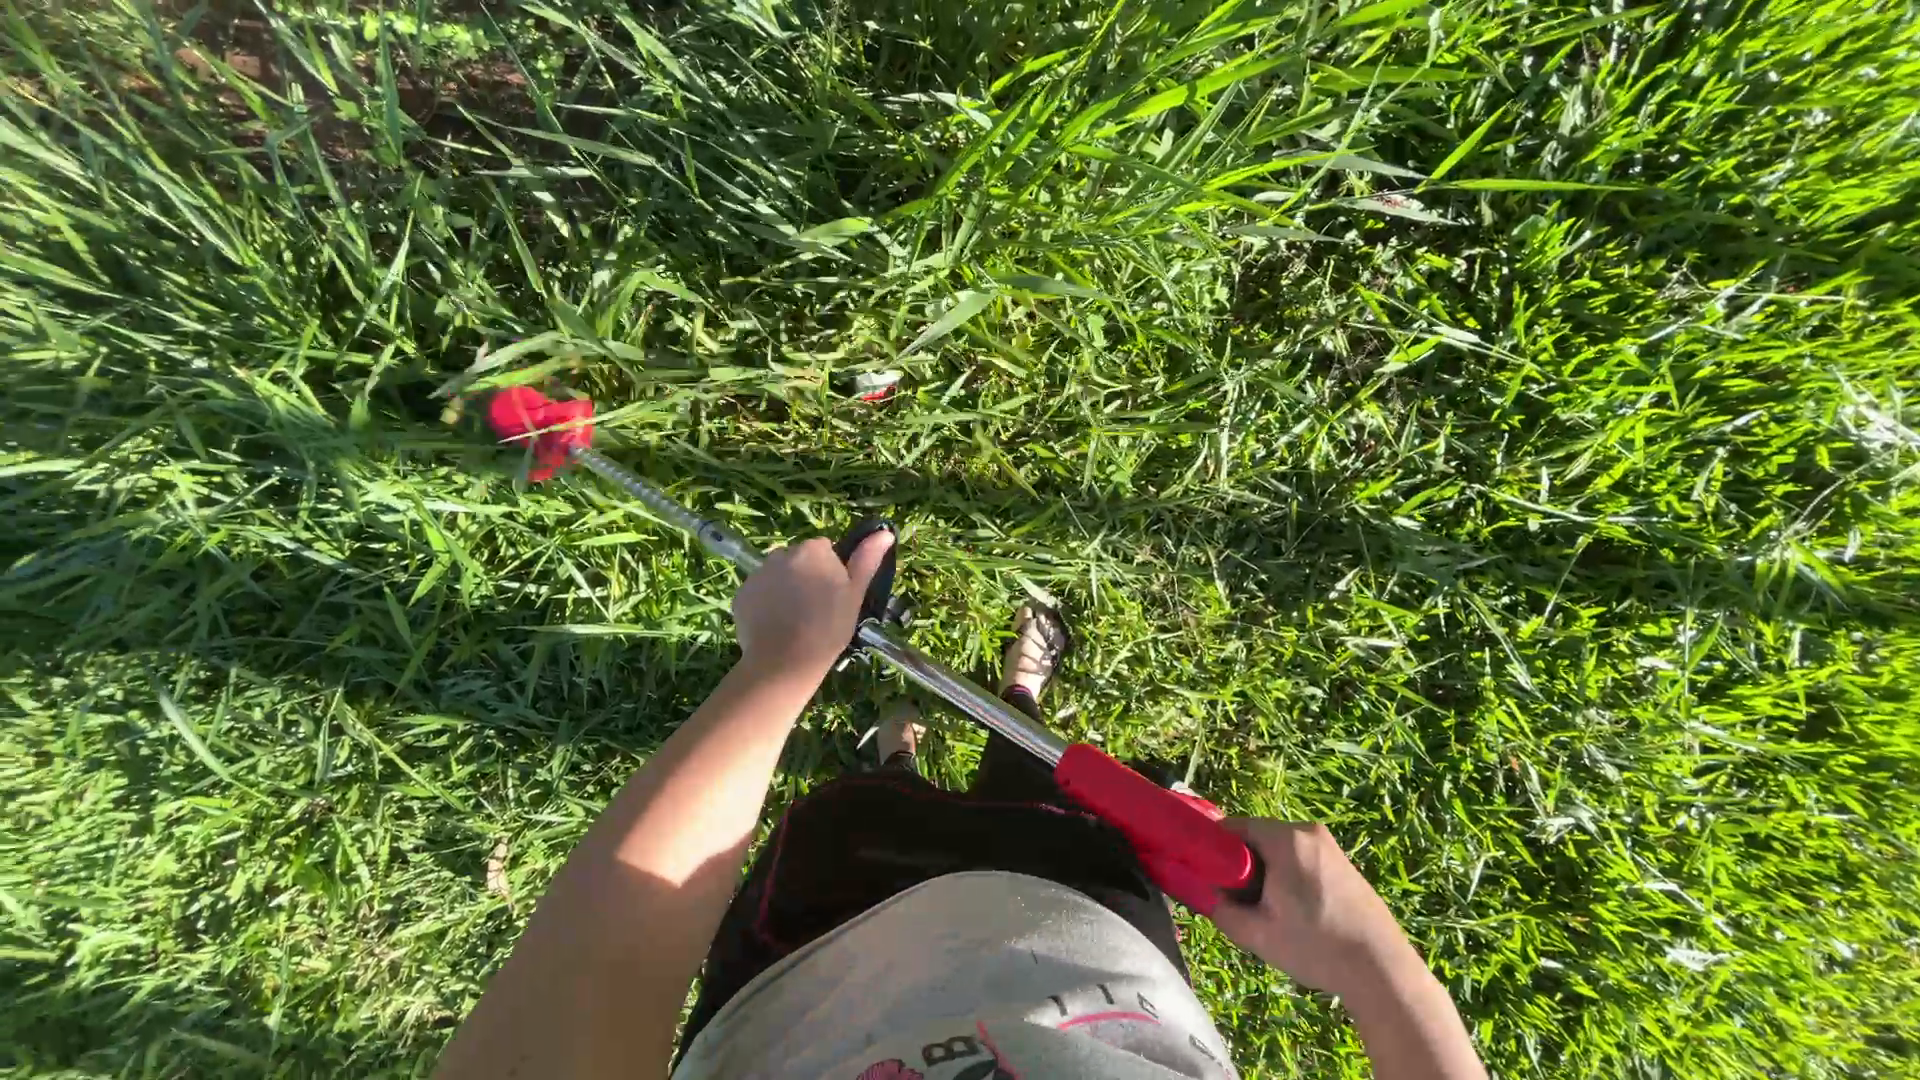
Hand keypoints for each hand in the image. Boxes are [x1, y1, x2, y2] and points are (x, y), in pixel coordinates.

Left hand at [732, 532, 894, 674]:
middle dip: (805, 576)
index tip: (833, 595)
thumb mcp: (855, 594)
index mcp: (812, 550)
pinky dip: (766, 603)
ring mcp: (757, 574)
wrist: (785, 661)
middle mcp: (781, 554)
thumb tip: (885, 533)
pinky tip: (775, 625)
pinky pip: (758, 593)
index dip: (830, 571)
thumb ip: (867, 560)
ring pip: (777, 575)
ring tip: (795, 619)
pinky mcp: (741, 594)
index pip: (823, 549)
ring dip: (784, 588)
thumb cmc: (828, 627)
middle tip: (816, 609)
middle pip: (798, 560)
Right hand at [1208, 819, 1421, 998]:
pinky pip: (1302, 857)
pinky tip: (1295, 909)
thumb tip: (1210, 897)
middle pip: (1258, 836)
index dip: (1214, 848)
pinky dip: (1289, 875)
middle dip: (1241, 862)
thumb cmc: (1316, 947)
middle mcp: (1309, 832)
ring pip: (1280, 849)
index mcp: (1286, 839)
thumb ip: (1222, 911)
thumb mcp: (1256, 934)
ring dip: (1266, 870)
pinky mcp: (1344, 863)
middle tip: (1237, 897)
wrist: (1383, 971)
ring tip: (1267, 908)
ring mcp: (1330, 846)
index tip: (1209, 874)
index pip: (1234, 827)